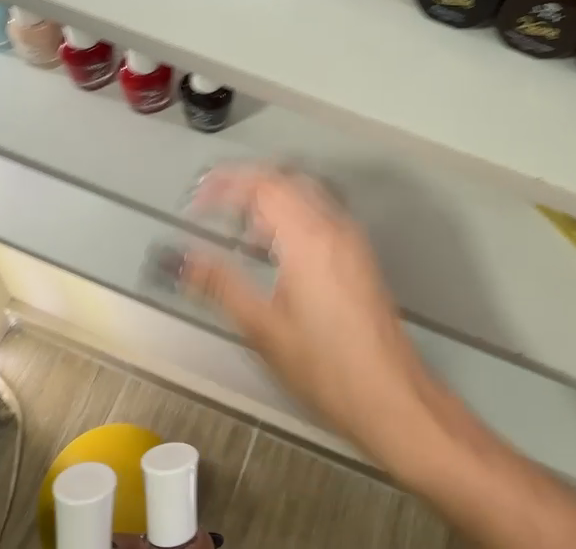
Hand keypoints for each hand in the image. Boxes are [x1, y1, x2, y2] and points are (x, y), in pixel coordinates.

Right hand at [180, 163, 440, 464]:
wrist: (391, 395)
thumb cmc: (326, 367)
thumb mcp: (263, 328)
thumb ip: (221, 285)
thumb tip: (184, 258)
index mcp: (308, 236)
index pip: (263, 185)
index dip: (226, 184)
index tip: (197, 200)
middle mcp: (334, 226)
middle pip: (287, 179)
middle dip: (247, 183)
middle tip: (213, 202)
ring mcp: (351, 239)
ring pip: (307, 193)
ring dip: (271, 197)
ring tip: (239, 224)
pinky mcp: (359, 256)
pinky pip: (321, 213)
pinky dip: (292, 213)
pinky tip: (275, 247)